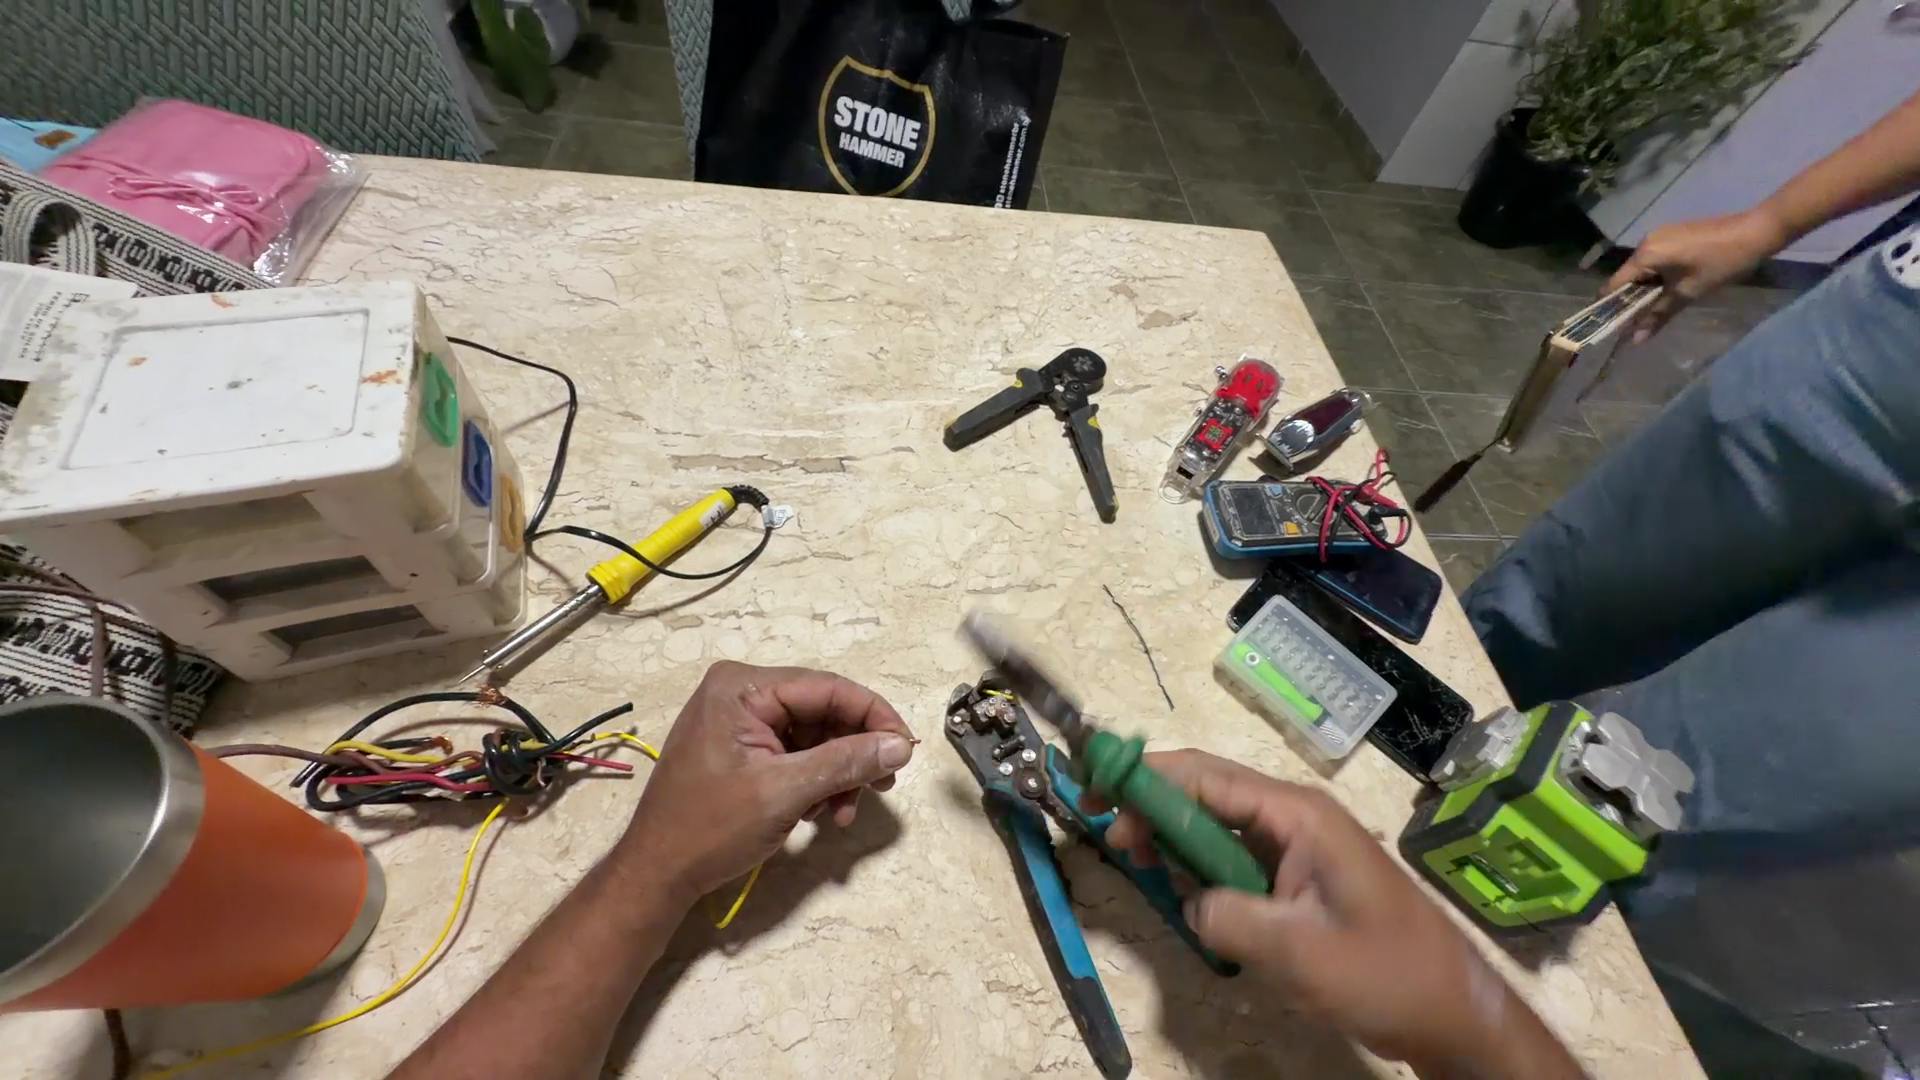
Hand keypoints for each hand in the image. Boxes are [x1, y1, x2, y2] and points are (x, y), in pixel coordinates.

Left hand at [619, 662, 915, 901]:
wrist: (654, 878)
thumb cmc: (709, 829)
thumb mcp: (784, 793)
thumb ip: (846, 762)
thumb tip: (902, 745)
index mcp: (743, 687)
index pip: (826, 688)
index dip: (873, 715)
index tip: (906, 747)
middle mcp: (743, 692)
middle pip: (823, 711)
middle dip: (854, 751)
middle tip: (883, 784)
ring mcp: (742, 719)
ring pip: (816, 735)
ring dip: (838, 773)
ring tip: (844, 812)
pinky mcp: (745, 747)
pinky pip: (798, 752)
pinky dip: (817, 781)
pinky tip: (822, 812)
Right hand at [1099, 751, 1533, 1070]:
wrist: (1456, 1014)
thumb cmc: (1389, 974)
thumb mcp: (1303, 954)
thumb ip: (1230, 920)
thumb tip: (1187, 903)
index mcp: (1295, 812)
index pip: (1205, 776)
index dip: (1146, 779)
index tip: (1099, 792)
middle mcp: (1289, 814)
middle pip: (1203, 790)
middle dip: (1152, 805)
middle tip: (1109, 833)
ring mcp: (1291, 842)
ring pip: (1213, 821)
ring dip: (1172, 836)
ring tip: (1138, 859)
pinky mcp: (1290, 872)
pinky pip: (1230, 854)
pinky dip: (1197, 864)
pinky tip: (1181, 886)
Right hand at [1608, 207, 1788, 342]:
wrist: (1763, 228)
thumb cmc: (1724, 261)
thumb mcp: (1689, 292)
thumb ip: (1658, 315)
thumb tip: (1634, 341)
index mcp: (1644, 256)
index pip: (1613, 286)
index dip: (1610, 307)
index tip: (1614, 324)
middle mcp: (1645, 243)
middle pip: (1626, 277)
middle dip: (1630, 298)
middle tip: (1640, 316)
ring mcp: (1660, 236)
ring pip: (1641, 269)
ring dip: (1645, 286)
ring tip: (1659, 300)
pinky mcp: (1673, 234)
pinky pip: (1654, 259)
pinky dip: (1656, 274)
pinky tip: (1671, 282)